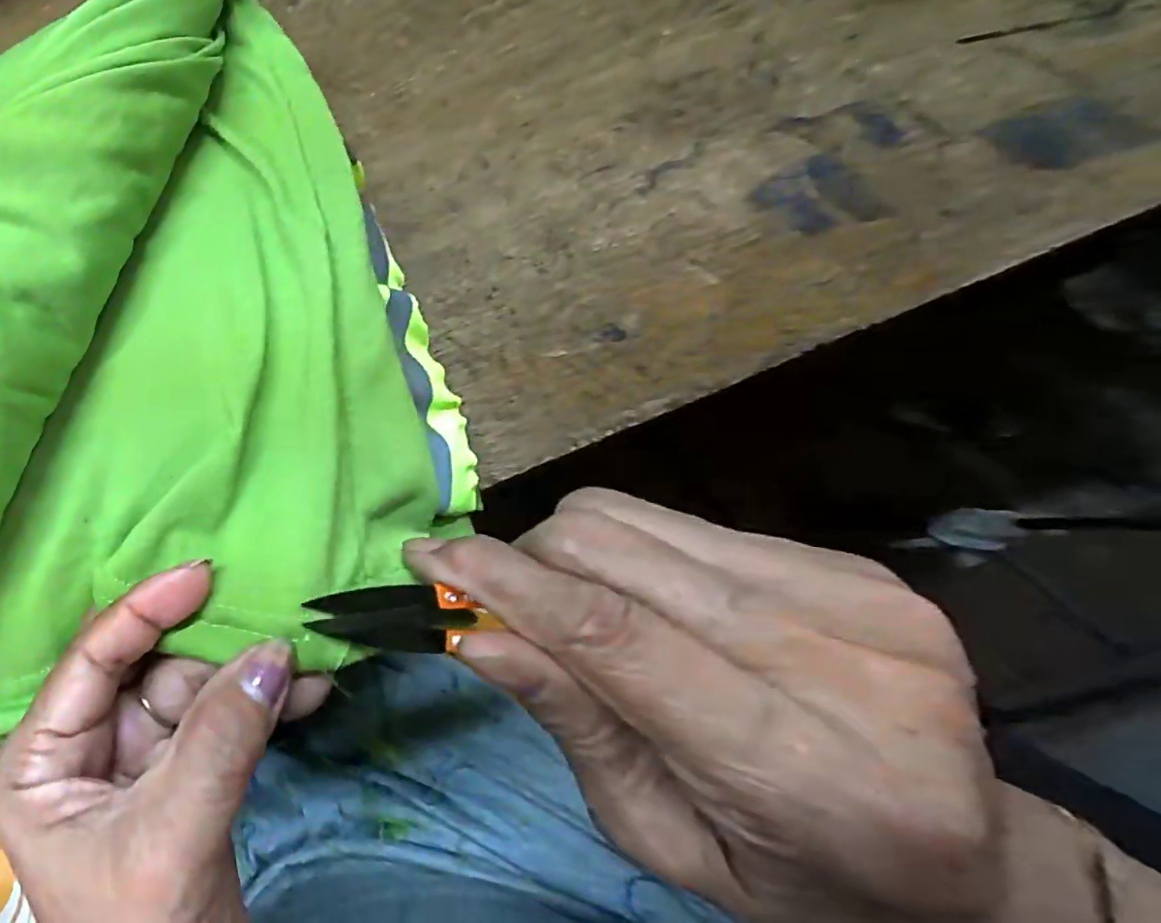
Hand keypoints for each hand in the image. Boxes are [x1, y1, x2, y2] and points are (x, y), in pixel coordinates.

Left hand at [0, 562, 300, 922]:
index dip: (142, 610)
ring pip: (192, 690)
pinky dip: (260, 707)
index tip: (199, 575)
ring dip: (248, 678)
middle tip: (266, 626)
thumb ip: (219, 741)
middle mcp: (80, 746)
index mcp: (39, 760)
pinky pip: (219, 720)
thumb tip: (271, 653)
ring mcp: (133, 758)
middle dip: (209, 652)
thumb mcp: (171, 838)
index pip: (90, 660)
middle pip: (148, 669)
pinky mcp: (179, 773)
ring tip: (303, 667)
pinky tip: (306, 695)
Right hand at [408, 490, 997, 922]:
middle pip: (610, 552)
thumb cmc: (787, 875)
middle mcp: (845, 666)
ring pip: (630, 518)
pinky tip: (650, 599)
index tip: (425, 556)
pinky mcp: (852, 565)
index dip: (505, 583)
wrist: (968, 863)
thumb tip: (472, 638)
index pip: (613, 634)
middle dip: (524, 562)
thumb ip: (569, 722)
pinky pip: (674, 519)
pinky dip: (626, 551)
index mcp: (805, 773)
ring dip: (568, 551)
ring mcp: (861, 598)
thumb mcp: (657, 834)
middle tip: (500, 601)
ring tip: (578, 604)